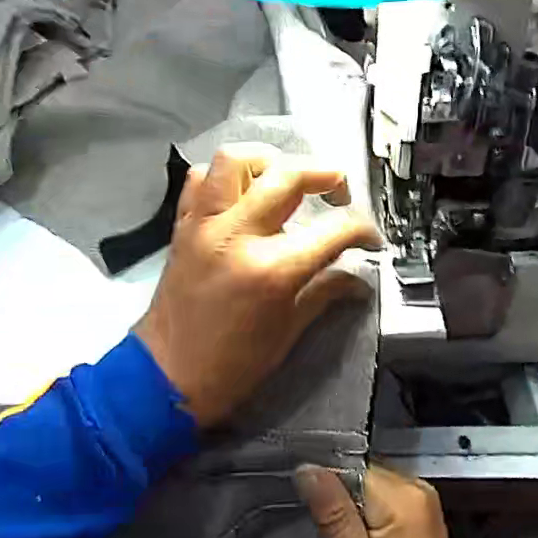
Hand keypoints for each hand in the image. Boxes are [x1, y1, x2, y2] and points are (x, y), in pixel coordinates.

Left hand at [133, 147, 380, 426]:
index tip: (370, 238)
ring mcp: (205, 225)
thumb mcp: (290, 330)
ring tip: (285, 180)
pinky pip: (200, 180)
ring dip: (269, 162)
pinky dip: (225, 177)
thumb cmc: (234, 364)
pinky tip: (243, 194)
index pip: (334, 229)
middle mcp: (238, 235)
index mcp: (273, 269)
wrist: (166, 376)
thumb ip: (326, 291)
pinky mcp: (183, 227)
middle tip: (338, 194)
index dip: (363, 229)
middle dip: (326, 176)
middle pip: (289, 176)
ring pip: (236, 161)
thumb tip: (358, 276)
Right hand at [297, 465, 479, 537]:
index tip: (291, 503)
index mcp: (404, 498)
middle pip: (359, 477)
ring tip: (318, 534)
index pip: (349, 469)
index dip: (319, 483)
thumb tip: (307, 468)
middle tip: (302, 525)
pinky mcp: (418, 520)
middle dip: (331, 498)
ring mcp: (421, 504)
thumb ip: (334, 517)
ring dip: (343, 510)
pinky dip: (359, 519)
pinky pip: (379, 504)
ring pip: (367, 490)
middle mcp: (417, 490)